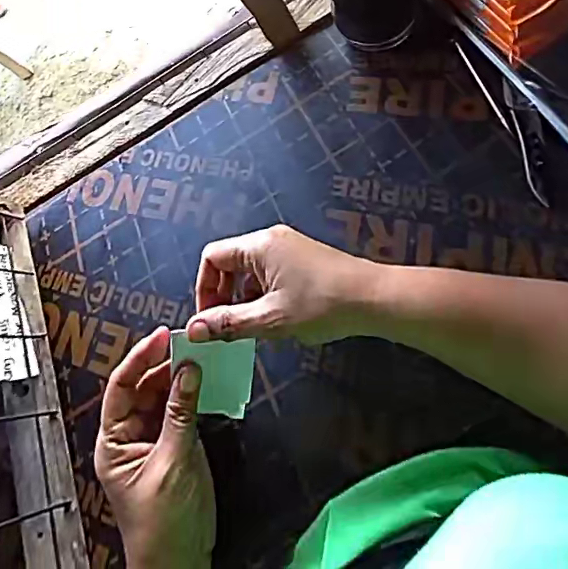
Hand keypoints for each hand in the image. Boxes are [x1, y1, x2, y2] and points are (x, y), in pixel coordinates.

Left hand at [94, 326, 213, 568]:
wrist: (182, 565)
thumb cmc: (164, 525)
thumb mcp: (172, 463)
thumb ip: (180, 413)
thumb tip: (189, 369)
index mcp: (114, 441)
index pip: (121, 386)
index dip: (140, 357)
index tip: (162, 336)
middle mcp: (129, 435)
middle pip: (143, 387)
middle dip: (163, 364)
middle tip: (188, 342)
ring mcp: (152, 439)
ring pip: (162, 395)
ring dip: (178, 376)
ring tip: (198, 356)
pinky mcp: (174, 446)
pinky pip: (178, 410)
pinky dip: (190, 394)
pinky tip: (204, 381)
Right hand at [189, 225, 378, 344]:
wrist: (373, 297)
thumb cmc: (321, 305)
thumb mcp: (271, 320)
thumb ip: (229, 323)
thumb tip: (194, 329)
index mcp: (259, 245)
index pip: (212, 257)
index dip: (204, 288)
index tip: (209, 320)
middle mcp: (270, 238)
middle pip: (229, 262)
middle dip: (222, 294)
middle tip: (227, 327)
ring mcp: (288, 246)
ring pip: (249, 270)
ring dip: (243, 297)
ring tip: (252, 328)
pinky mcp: (303, 258)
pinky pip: (268, 272)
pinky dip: (262, 294)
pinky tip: (274, 318)